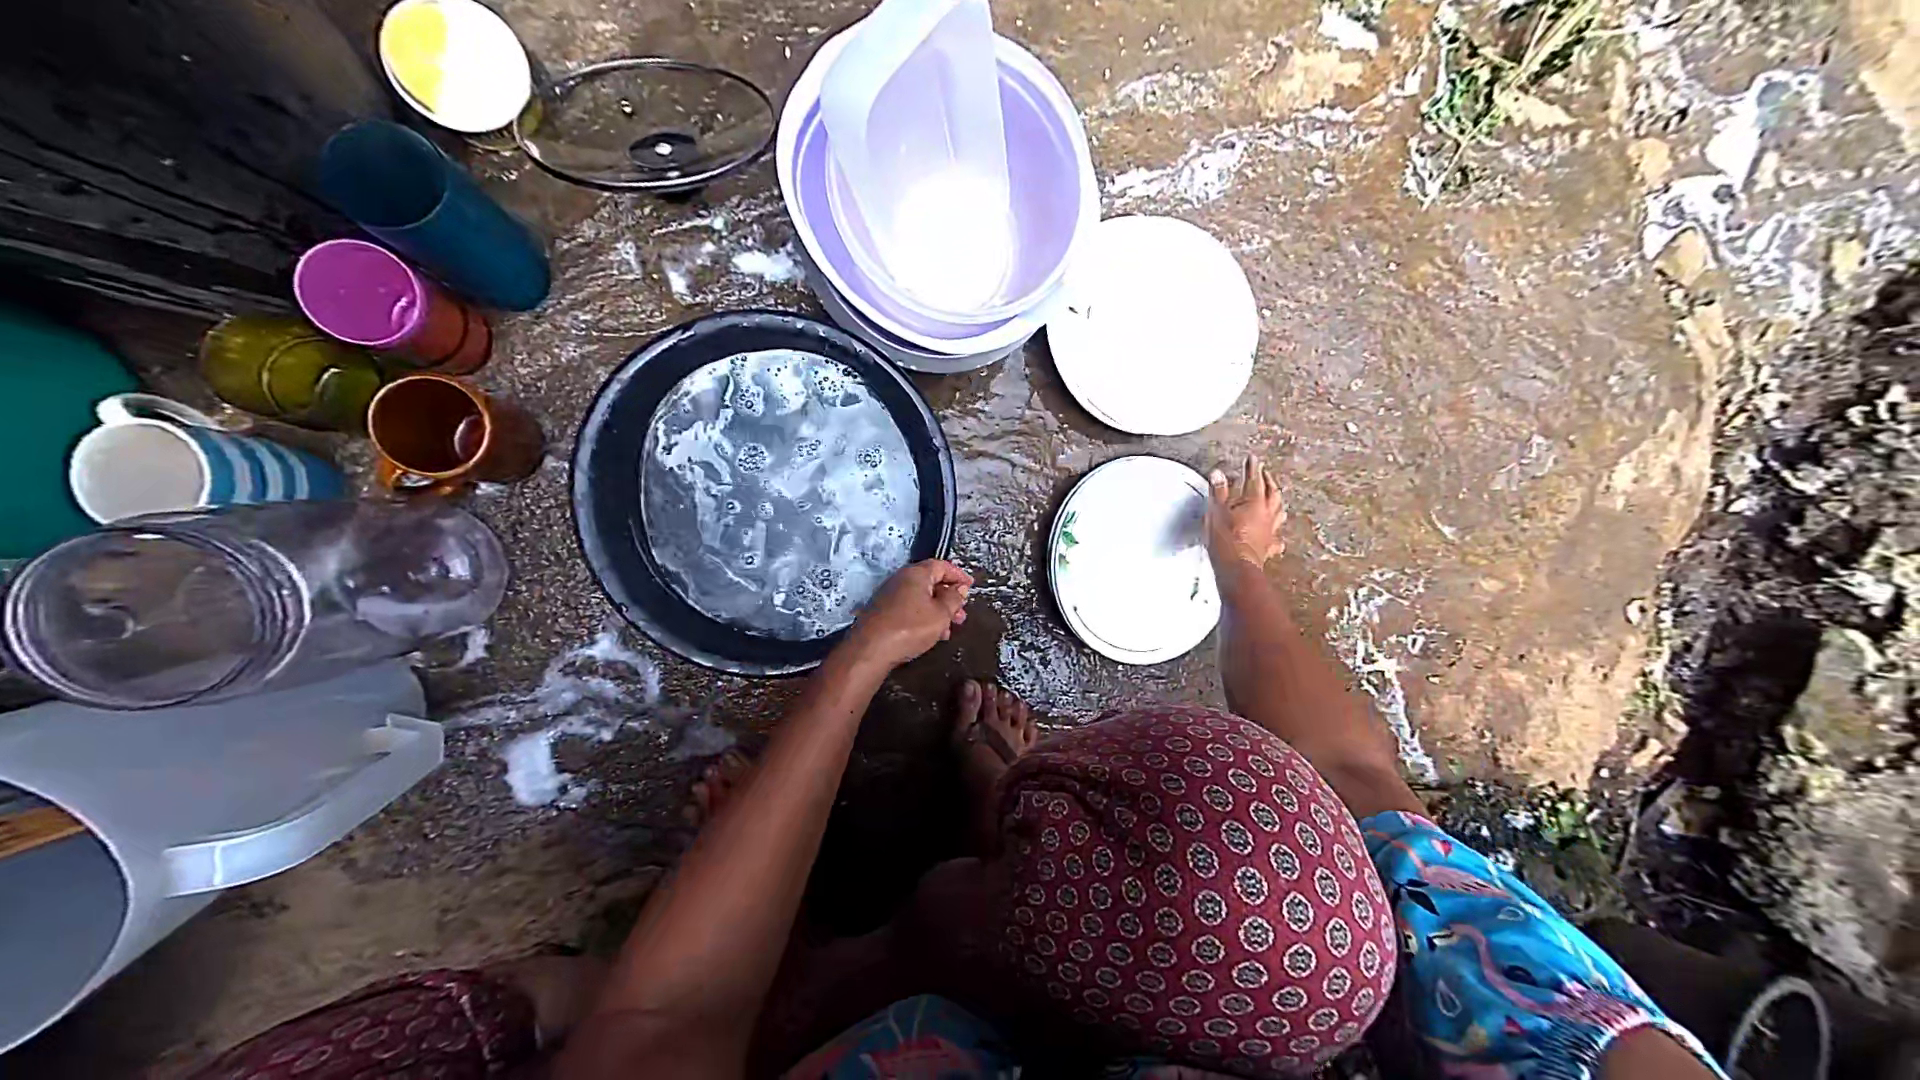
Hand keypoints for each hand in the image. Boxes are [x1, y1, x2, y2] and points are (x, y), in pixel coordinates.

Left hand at [843, 559, 972, 668]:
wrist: (871, 649)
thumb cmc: (908, 628)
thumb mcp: (941, 614)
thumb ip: (954, 599)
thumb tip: (960, 589)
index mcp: (916, 573)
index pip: (942, 566)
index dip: (958, 575)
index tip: (969, 586)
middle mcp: (901, 579)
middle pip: (931, 582)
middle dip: (949, 598)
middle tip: (961, 613)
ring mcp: (889, 595)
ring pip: (920, 598)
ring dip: (937, 610)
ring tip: (948, 628)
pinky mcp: (883, 611)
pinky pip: (909, 608)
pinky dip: (923, 617)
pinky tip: (930, 634)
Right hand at [1206, 456, 1284, 570]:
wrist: (1236, 565)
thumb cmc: (1226, 539)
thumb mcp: (1216, 510)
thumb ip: (1218, 491)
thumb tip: (1219, 475)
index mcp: (1254, 501)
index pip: (1255, 479)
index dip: (1253, 468)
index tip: (1253, 459)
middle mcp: (1266, 513)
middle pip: (1272, 492)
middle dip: (1268, 481)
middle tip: (1265, 473)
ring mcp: (1269, 530)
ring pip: (1278, 511)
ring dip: (1277, 501)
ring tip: (1275, 496)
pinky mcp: (1268, 546)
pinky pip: (1276, 536)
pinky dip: (1276, 532)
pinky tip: (1276, 535)